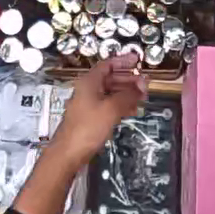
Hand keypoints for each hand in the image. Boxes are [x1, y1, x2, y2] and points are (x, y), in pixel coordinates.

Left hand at [47, 54, 146, 169]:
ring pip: (110, 92)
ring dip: (126, 93)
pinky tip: (132, 110)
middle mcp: (87, 89)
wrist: (69, 153)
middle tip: (145, 82)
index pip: (107, 64)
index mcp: (89, 82)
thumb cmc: (88, 127)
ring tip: (143, 96)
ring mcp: (88, 103)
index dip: (123, 61)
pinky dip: (121, 104)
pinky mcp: (90, 117)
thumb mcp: (111, 109)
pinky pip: (108, 104)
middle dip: (128, 79)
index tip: (137, 60)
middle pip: (110, 78)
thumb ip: (128, 95)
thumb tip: (143, 84)